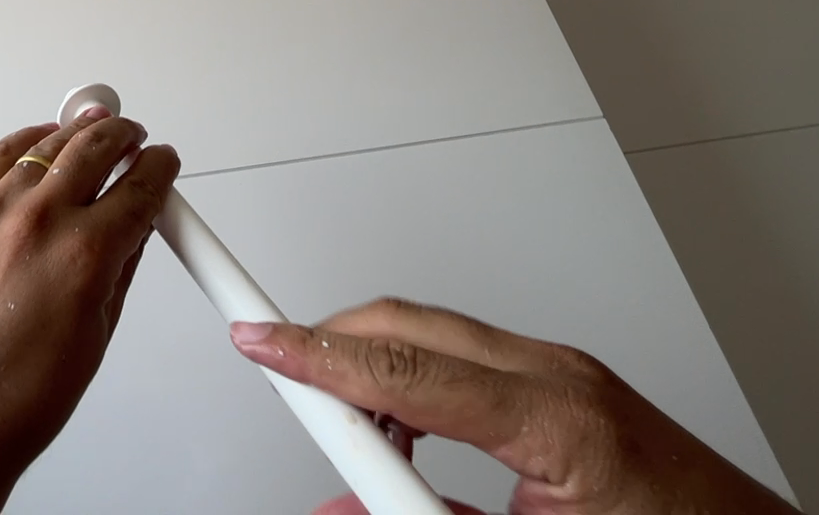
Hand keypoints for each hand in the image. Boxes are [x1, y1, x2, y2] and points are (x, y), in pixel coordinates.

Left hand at [0, 110, 179, 514]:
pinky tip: (43, 137)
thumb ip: (123, 265)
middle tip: (134, 136)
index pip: (140, 187)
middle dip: (125, 135)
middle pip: (96, 148)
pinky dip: (27, 138)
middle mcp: (39, 221)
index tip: (164, 160)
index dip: (160, 167)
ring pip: (49, 143)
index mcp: (85, 257)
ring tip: (96, 124)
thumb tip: (138, 223)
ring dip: (80, 130)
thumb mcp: (98, 334)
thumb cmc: (20, 396)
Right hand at [230, 299, 796, 514]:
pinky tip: (396, 424)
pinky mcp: (555, 375)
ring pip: (422, 325)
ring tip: (344, 421)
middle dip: (329, 340)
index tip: (259, 339)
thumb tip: (335, 511)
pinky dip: (405, 371)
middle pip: (403, 322)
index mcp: (559, 422)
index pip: (402, 366)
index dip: (316, 352)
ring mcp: (558, 367)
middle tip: (281, 367)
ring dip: (366, 360)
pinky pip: (453, 348)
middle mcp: (556, 375)